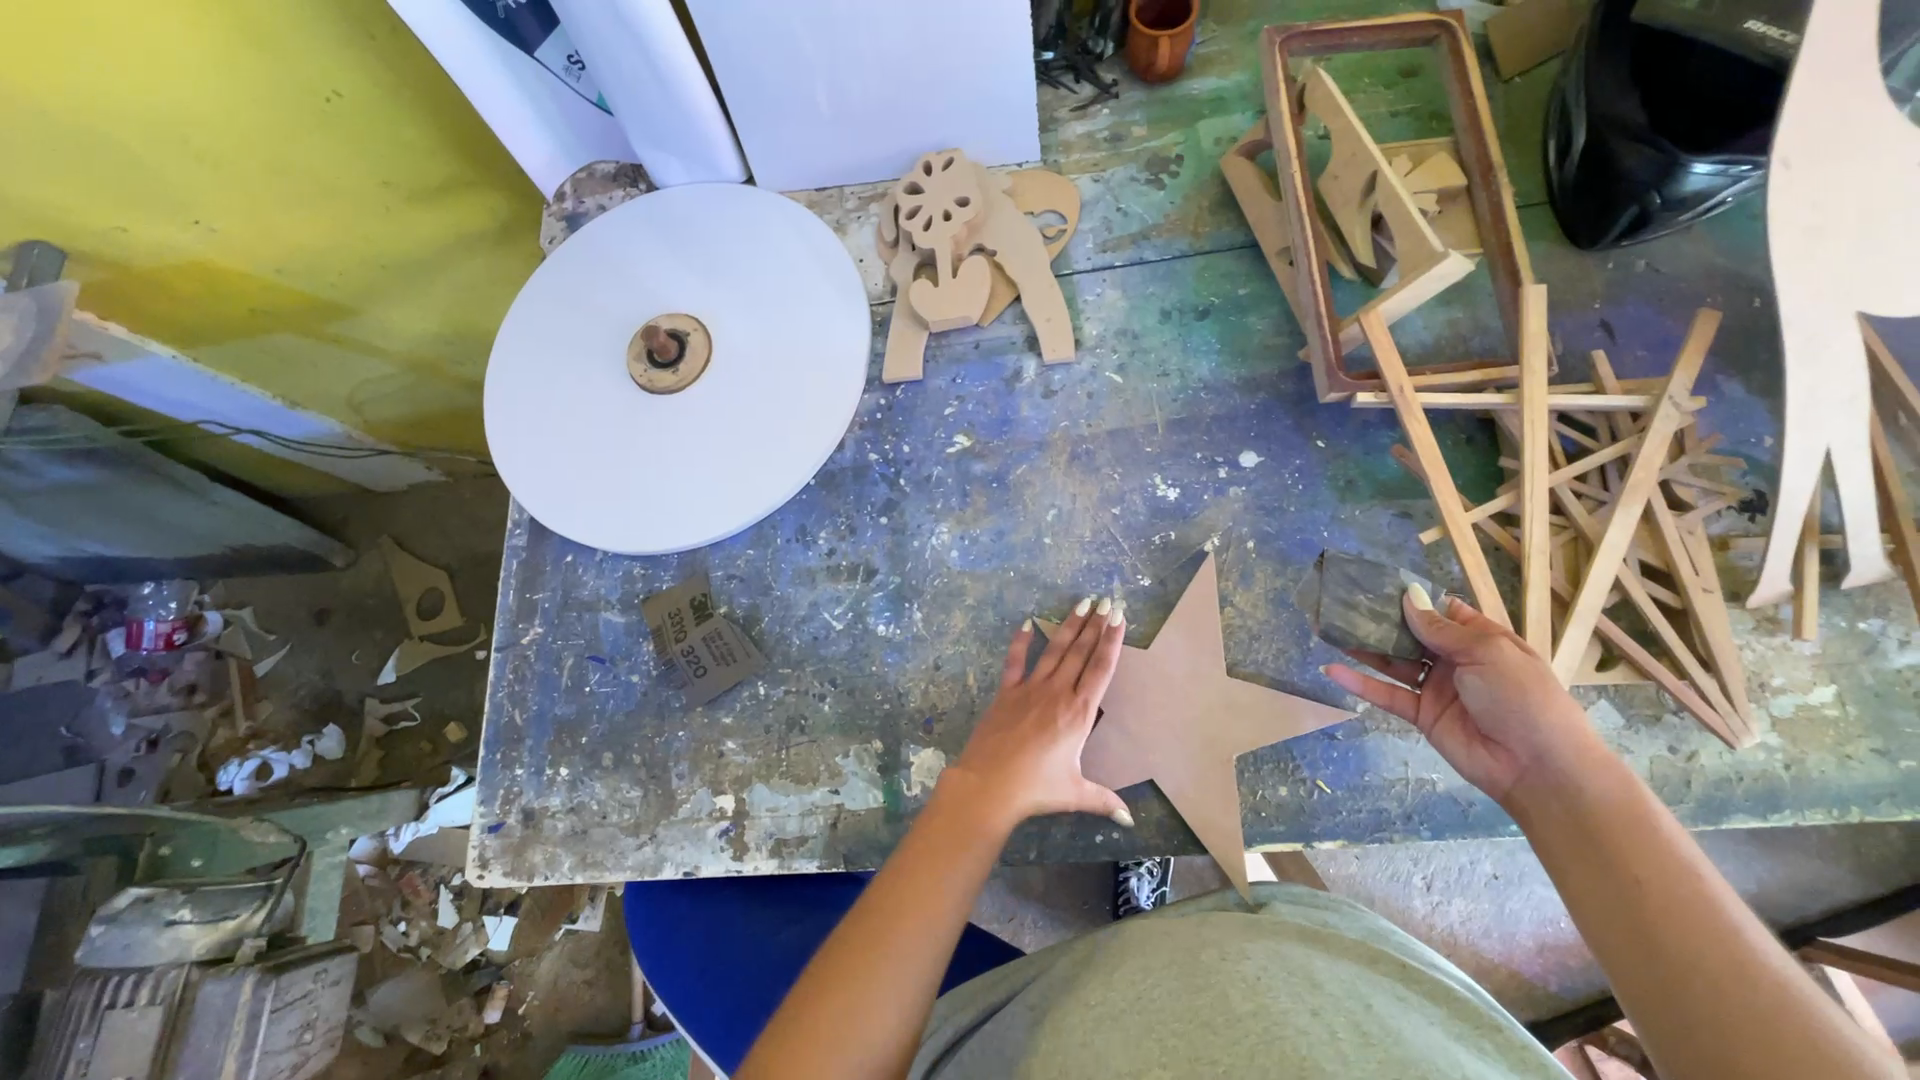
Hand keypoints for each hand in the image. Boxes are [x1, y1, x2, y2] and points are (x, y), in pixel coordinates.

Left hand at [938, 597, 1131, 832]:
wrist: (988, 785)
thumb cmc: (1035, 789)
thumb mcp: (1074, 793)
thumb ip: (1103, 801)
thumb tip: (1129, 820)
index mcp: (1079, 713)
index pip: (1101, 669)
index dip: (1112, 641)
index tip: (1119, 617)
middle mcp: (1058, 693)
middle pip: (1081, 652)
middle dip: (1096, 625)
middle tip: (1107, 601)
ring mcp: (1030, 690)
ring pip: (1054, 650)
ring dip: (1069, 626)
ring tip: (1082, 603)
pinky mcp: (1006, 693)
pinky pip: (1015, 662)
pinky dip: (1021, 642)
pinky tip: (1027, 622)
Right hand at [1323, 586, 1601, 804]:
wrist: (1536, 765)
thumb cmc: (1522, 696)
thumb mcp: (1487, 652)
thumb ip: (1441, 628)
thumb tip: (1408, 595)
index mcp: (1481, 639)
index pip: (1441, 612)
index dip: (1412, 598)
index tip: (1376, 584)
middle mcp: (1456, 660)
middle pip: (1411, 635)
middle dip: (1380, 620)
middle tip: (1341, 604)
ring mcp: (1437, 688)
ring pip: (1394, 662)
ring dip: (1364, 648)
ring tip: (1329, 630)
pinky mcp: (1422, 715)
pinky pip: (1388, 695)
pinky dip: (1361, 683)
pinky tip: (1333, 670)